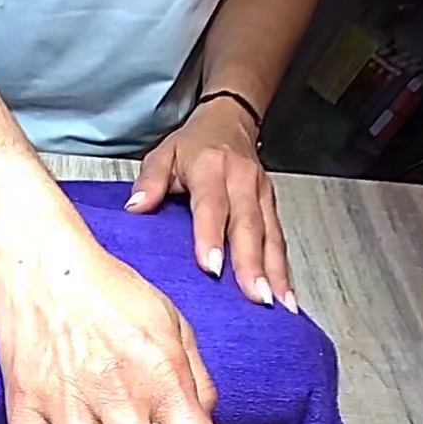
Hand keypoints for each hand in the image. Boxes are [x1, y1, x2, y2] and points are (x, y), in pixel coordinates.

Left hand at [127, 96, 291, 311]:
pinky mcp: (271, 205)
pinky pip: (279, 239)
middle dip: (253, 265)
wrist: (228, 120)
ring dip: (276, 272)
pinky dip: (284, 267)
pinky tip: (286, 293)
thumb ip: (149, 182)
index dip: (212, 238)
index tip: (212, 267)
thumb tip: (135, 207)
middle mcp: (243, 182)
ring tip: (278, 303)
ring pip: (271, 236)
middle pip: (249, 227)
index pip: (212, 208)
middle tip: (254, 297)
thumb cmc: (191, 145)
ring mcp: (261, 194)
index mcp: (212, 170)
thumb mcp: (161, 155)